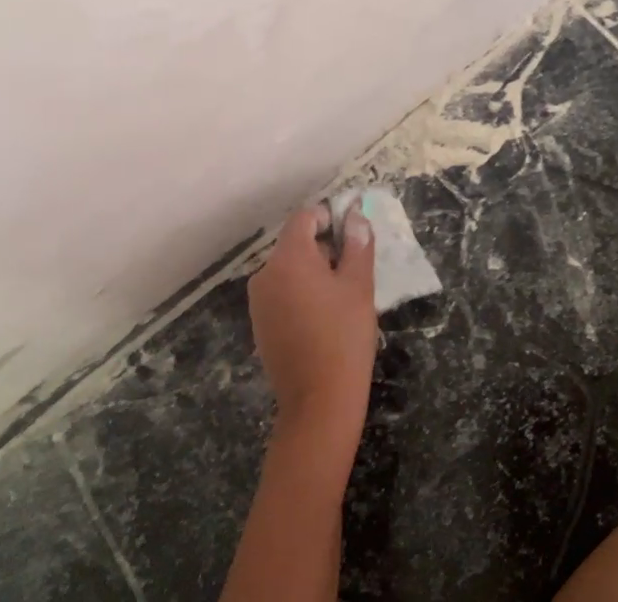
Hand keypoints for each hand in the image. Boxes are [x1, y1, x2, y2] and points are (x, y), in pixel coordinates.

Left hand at [248, 202, 377, 441]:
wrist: (318, 400)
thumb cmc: (344, 336)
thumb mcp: (359, 286)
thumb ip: (357, 245)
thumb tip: (355, 217)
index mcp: (288, 259)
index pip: (304, 218)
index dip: (329, 218)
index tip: (352, 236)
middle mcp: (265, 274)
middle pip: (294, 244)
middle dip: (323, 249)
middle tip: (353, 272)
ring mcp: (258, 301)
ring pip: (288, 270)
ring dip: (312, 273)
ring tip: (340, 299)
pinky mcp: (259, 324)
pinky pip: (281, 293)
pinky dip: (300, 294)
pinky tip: (322, 319)